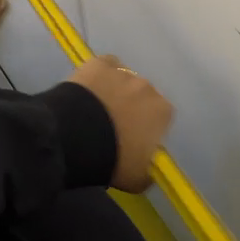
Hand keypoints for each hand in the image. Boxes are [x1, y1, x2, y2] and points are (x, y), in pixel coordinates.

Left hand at [66, 55, 172, 191]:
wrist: (76, 135)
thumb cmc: (113, 159)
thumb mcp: (138, 178)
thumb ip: (148, 171)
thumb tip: (148, 169)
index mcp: (162, 112)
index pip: (161, 117)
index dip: (148, 127)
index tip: (135, 138)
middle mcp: (147, 86)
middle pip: (143, 95)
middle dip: (132, 106)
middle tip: (114, 123)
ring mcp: (123, 71)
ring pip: (124, 79)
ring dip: (116, 90)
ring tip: (97, 106)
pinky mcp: (99, 62)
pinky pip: (105, 66)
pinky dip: (100, 74)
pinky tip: (90, 87)